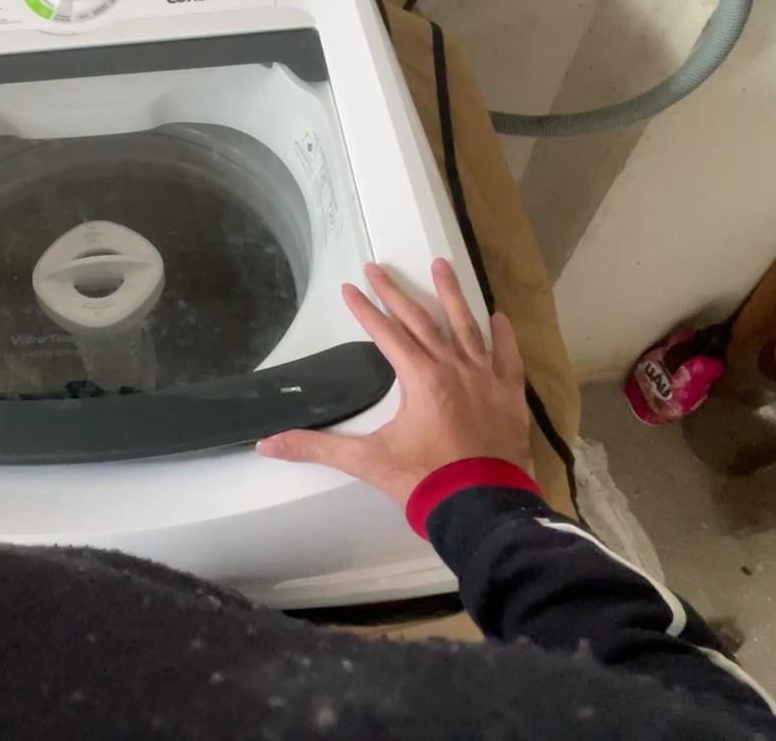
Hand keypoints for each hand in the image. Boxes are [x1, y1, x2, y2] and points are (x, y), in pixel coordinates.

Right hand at [257, 258, 529, 505]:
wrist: (483, 511)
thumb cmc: (424, 481)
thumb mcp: (365, 461)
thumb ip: (315, 448)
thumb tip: (266, 444)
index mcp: (419, 378)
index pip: (384, 332)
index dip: (363, 309)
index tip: (349, 287)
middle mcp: (452, 368)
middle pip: (419, 320)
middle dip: (395, 292)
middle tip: (378, 267)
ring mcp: (485, 379)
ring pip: (466, 327)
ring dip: (450, 295)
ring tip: (441, 264)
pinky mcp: (509, 396)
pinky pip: (507, 358)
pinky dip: (504, 336)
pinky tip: (499, 316)